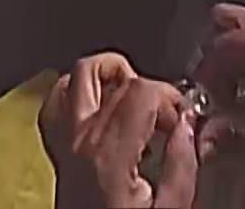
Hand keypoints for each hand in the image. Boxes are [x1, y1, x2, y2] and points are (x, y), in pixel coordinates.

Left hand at [40, 53, 198, 207]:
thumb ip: (182, 169)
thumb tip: (187, 128)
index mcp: (110, 157)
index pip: (142, 92)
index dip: (169, 99)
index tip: (182, 121)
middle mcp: (82, 141)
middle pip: (119, 81)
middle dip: (151, 91)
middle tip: (167, 119)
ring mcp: (65, 142)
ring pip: (82, 75)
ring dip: (111, 74)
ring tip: (134, 98)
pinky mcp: (58, 150)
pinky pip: (57, 100)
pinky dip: (78, 91)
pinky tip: (101, 105)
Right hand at [193, 5, 244, 204]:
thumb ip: (226, 132)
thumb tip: (199, 135)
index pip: (215, 51)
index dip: (205, 83)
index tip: (204, 111)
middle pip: (223, 26)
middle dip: (214, 60)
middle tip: (217, 97)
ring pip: (239, 32)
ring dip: (229, 61)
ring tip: (234, 100)